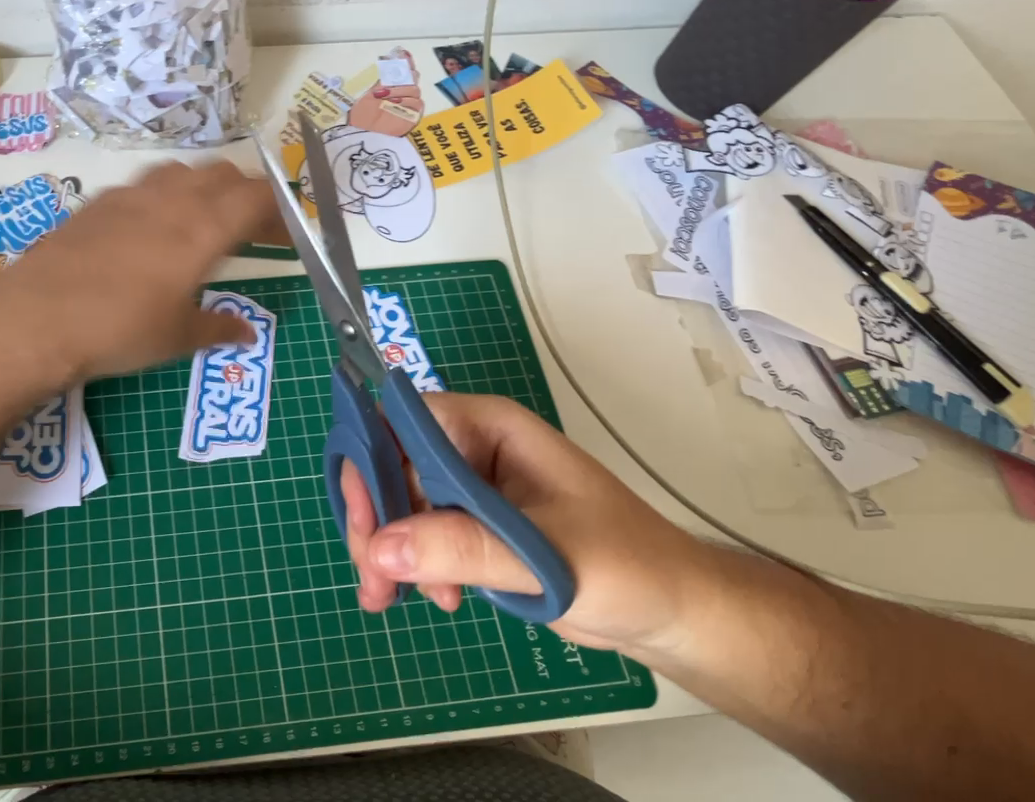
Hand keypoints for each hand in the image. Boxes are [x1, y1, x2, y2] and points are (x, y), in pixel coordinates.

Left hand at [0, 160, 281, 382]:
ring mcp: (130, 195)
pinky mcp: (97, 203)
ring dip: (203, 188)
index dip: (279, 210)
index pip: (256, 197)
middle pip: (222, 174)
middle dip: (246, 195)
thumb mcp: (176, 337)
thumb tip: (246, 332)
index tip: (287, 233)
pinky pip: (144, 186)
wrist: (37, 317)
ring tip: (204, 221)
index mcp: (202, 228)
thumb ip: (217, 327)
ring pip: (181, 171)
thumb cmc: (119, 330)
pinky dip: (163, 196)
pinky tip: (151, 229)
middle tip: (252, 230)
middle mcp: (170, 199)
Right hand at [342, 393, 715, 654]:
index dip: (372, 459)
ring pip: (397, 504)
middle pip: (390, 465)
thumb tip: (381, 548)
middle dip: (374, 520)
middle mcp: (470, 449)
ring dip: (386, 550)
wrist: (670, 613)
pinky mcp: (471, 528)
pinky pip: (418, 535)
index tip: (364, 518)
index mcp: (488, 428)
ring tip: (389, 599)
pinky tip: (427, 598)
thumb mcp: (543, 556)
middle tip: (372, 577)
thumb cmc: (626, 567)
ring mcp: (468, 489)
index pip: (403, 421)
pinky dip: (407, 566)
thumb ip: (463, 548)